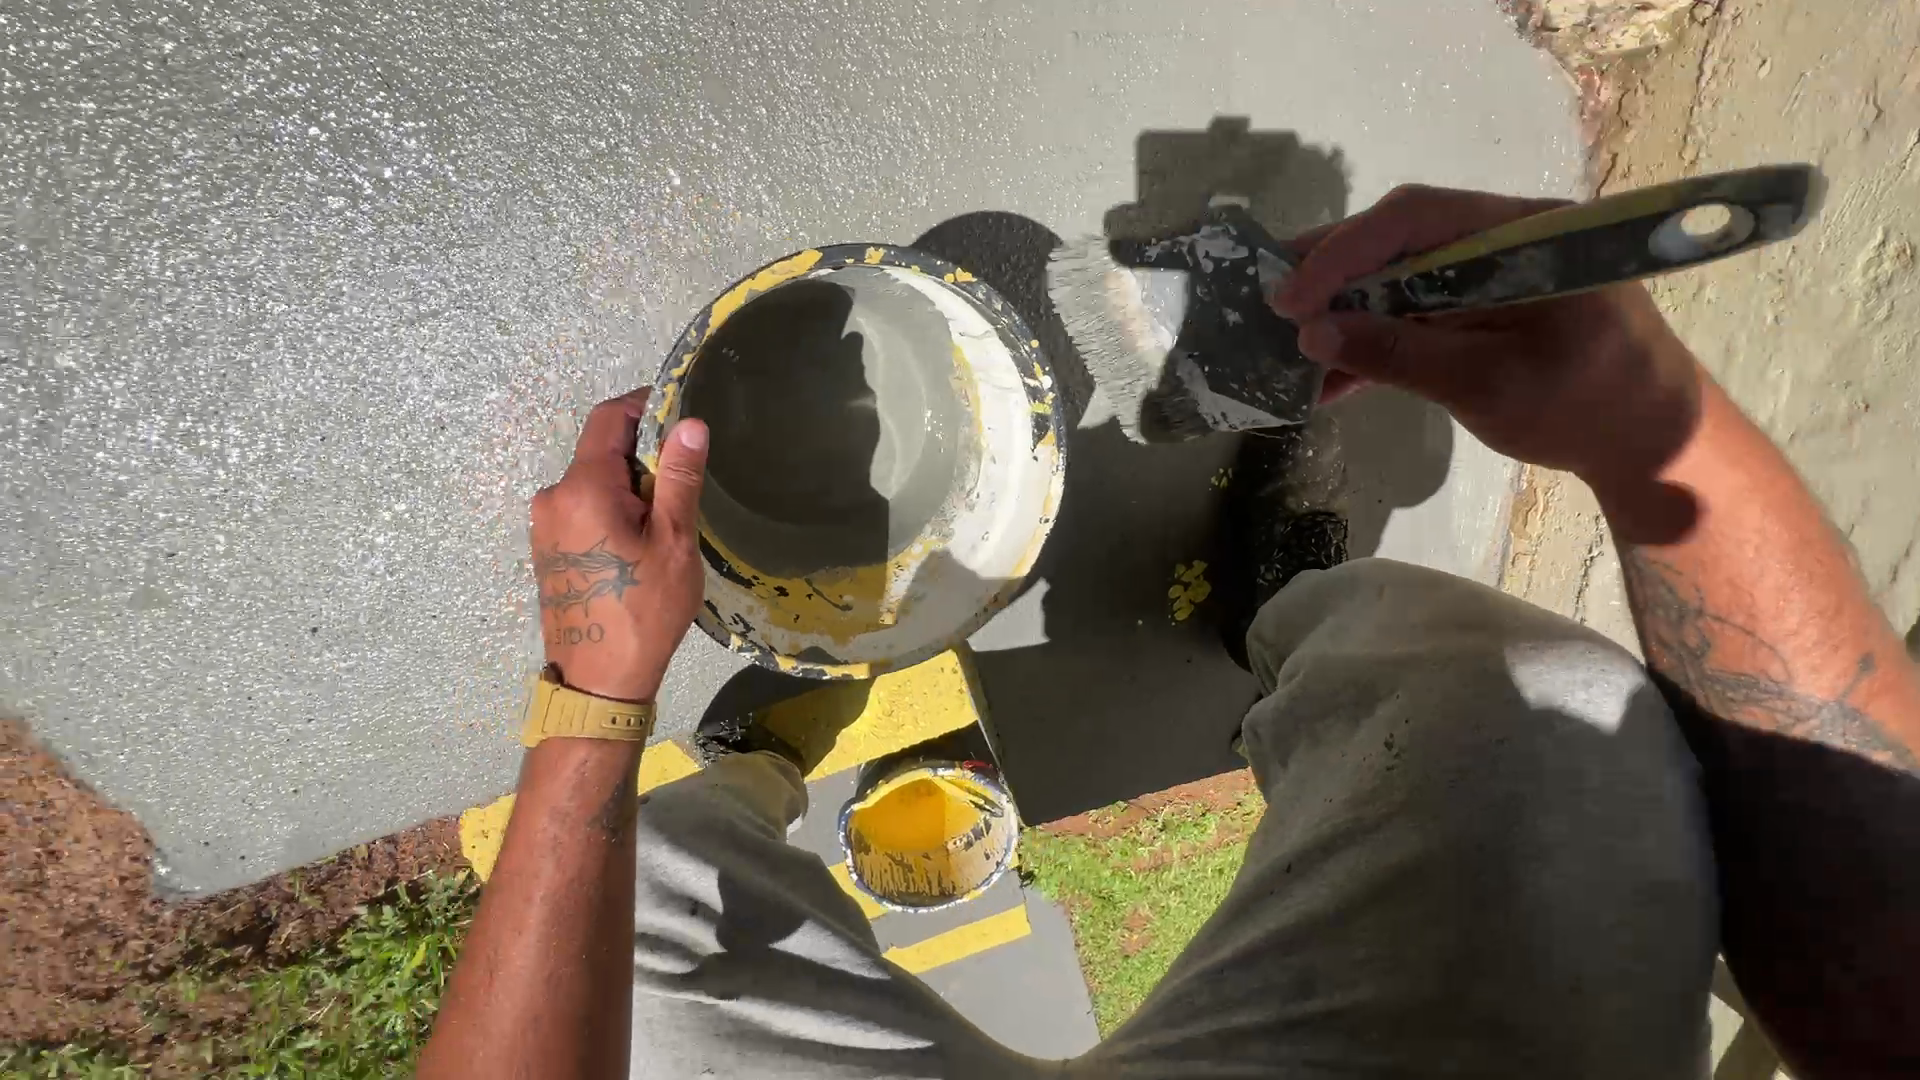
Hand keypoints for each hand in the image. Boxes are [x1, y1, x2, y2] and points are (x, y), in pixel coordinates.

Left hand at [530, 389, 708, 701]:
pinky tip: (640, 545)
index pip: (608, 418)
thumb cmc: (645, 608)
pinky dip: (614, 510)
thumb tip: (690, 423)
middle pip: (601, 452)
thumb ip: (678, 478)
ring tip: (667, 524)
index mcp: (581, 488)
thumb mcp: (673, 540)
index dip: (645, 406)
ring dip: (631, 487)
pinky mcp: (547, 548)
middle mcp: (552, 497)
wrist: (600, 679)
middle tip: (685, 486)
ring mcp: (544, 524)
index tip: (681, 413)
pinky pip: (584, 509)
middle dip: (644, 456)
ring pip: (594, 483)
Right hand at [1273, 185, 1704, 497]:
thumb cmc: (1583, 406)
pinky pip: (1405, 315)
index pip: (1412, 219)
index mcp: (1519, 236)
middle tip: (1269, 302)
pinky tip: (1325, 376)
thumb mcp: (1485, 384)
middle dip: (1327, 272)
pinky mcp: (1471, 312)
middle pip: (1393, 239)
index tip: (1288, 300)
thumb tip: (1312, 336)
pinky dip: (1364, 344)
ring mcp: (1482, 277)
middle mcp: (1497, 242)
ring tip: (1283, 339)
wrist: (1647, 437)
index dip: (1340, 253)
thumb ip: (1397, 354)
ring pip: (1391, 277)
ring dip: (1337, 311)